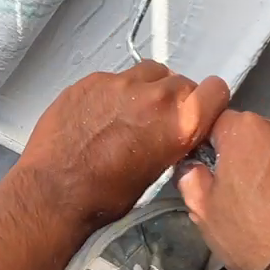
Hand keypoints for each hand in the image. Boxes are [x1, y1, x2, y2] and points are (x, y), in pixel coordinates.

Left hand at [15, 61, 228, 225]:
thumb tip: (172, 132)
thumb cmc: (107, 196)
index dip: (208, 102)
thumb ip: (172, 142)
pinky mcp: (91, 79)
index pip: (216, 91)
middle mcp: (156, 96)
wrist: (53, 191)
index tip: (197, 112)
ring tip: (127, 112)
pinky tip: (97, 115)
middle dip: (173, 99)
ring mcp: (121, 82)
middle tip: (154, 121)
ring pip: (148, 72)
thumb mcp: (156, 175)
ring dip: (145, 88)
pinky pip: (114, 77)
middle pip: (180, 81)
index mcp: (180, 123)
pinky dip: (113, 92)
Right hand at [177, 109, 269, 269]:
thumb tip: (193, 170)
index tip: (197, 168)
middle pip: (244, 135)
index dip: (202, 144)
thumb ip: (191, 179)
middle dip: (232, 155)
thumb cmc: (250, 231)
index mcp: (245, 129)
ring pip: (268, 152)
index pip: (212, 122)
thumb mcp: (203, 210)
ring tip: (251, 204)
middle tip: (223, 189)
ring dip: (257, 169)